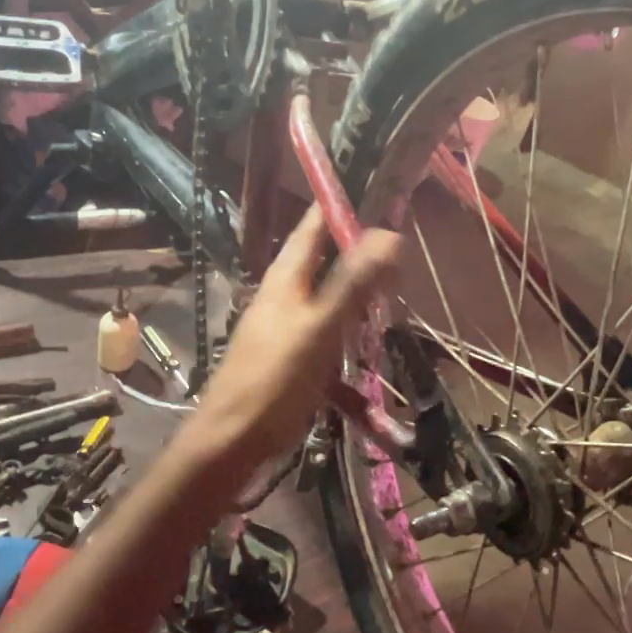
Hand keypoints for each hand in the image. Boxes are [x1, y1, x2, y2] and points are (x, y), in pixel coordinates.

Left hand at [187, 206, 402, 471]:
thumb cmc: (273, 381)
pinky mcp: (293, 362)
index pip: (314, 225)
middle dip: (360, 252)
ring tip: (394, 297)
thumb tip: (390, 234)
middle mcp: (285, 296)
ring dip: (360, 299)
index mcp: (286, 278)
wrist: (231, 443)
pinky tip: (374, 372)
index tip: (377, 189)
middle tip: (400, 248)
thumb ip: (353, 283)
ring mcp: (287, 330)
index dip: (340, 203)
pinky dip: (351, 351)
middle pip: (325, 261)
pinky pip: (330, 346)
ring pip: (331, 302)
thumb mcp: (319, 328)